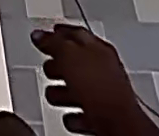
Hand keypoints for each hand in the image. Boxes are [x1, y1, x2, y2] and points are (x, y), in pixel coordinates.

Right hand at [32, 25, 158, 135]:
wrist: (120, 127)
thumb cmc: (101, 89)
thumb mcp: (70, 57)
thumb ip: (53, 43)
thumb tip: (38, 34)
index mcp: (97, 47)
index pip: (74, 33)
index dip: (57, 33)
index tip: (44, 34)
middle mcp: (103, 68)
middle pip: (76, 60)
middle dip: (59, 64)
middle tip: (47, 65)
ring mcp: (105, 93)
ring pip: (78, 88)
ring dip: (63, 91)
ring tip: (52, 94)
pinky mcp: (104, 117)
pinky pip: (84, 112)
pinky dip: (74, 114)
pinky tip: (69, 116)